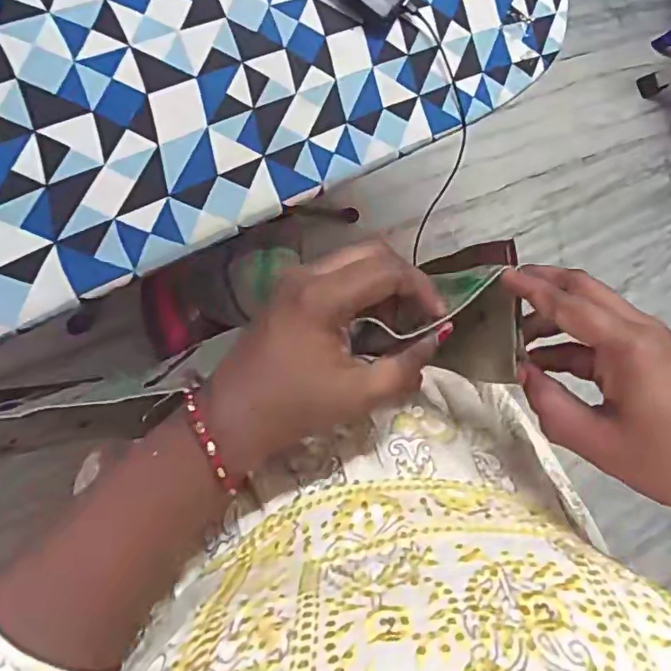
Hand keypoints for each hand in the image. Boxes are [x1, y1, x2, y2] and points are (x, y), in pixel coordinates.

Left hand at [202, 242, 447, 475]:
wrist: (231, 419)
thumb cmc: (293, 409)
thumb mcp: (358, 395)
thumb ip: (405, 366)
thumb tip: (435, 341)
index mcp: (321, 296)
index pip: (388, 269)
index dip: (423, 289)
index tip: (439, 320)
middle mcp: (307, 274)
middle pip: (374, 252)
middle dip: (406, 280)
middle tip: (421, 316)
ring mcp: (296, 278)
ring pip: (356, 259)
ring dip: (385, 283)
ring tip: (400, 322)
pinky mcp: (291, 289)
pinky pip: (339, 273)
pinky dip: (365, 288)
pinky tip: (373, 321)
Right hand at [504, 266, 670, 557]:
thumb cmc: (667, 463)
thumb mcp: (598, 442)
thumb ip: (551, 405)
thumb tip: (521, 373)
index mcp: (628, 345)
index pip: (569, 304)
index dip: (531, 289)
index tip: (500, 276)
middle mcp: (639, 329)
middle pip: (584, 289)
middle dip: (543, 284)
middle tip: (504, 289)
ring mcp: (646, 339)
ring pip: (592, 309)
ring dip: (554, 315)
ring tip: (514, 335)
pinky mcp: (648, 354)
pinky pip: (601, 334)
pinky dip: (570, 340)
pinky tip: (542, 360)